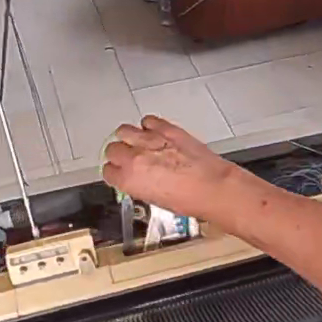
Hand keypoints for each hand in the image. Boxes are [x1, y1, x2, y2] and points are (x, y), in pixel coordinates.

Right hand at [102, 116, 260, 224]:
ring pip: (124, 131)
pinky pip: (147, 120)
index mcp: (128, 179)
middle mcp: (134, 158)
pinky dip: (148, 126)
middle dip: (118, 154)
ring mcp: (149, 140)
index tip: (119, 172)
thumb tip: (138, 180)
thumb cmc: (189, 198)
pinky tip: (154, 133)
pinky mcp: (166, 129)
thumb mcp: (155, 200)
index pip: (108, 171)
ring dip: (128, 137)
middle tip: (128, 158)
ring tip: (137, 142)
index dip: (114, 172)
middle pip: (112, 149)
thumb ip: (139, 185)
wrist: (212, 187)